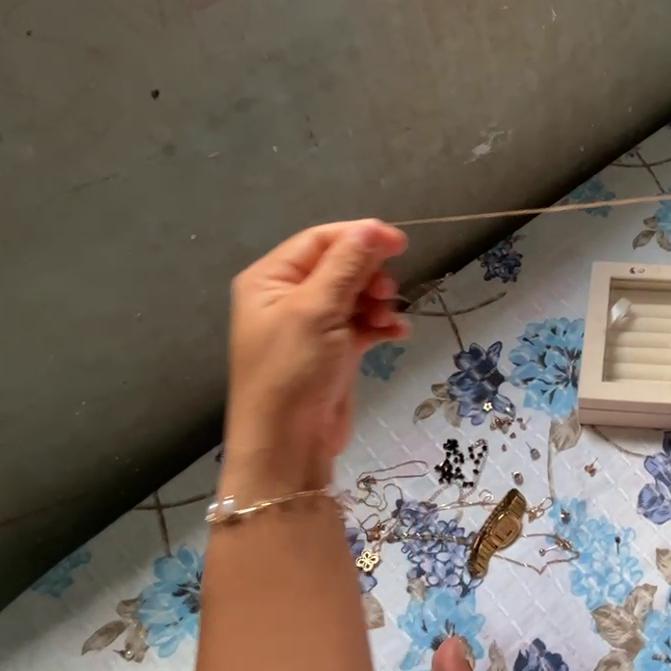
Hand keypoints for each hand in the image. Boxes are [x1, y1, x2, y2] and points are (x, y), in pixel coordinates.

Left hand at [224, 220, 408, 490]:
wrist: (288, 444)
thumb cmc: (293, 371)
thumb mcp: (318, 310)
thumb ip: (347, 264)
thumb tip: (373, 226)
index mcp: (270, 279)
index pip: (320, 240)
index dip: (359, 237)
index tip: (400, 244)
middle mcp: (287, 297)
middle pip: (340, 266)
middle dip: (369, 275)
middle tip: (388, 292)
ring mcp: (311, 325)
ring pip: (355, 295)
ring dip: (378, 302)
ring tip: (389, 318)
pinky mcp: (332, 350)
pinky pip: (361, 324)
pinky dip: (380, 325)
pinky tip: (397, 334)